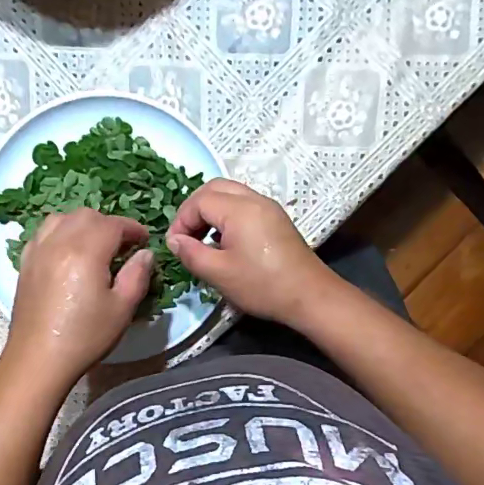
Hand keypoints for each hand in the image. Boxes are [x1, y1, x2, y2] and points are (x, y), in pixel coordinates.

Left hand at [4, 208, 153, 383]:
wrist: (38, 359)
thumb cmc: (85, 337)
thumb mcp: (122, 309)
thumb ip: (137, 275)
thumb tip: (145, 254)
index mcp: (85, 251)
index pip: (113, 225)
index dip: (133, 228)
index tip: (144, 241)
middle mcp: (58, 242)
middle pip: (86, 216)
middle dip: (109, 224)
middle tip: (124, 246)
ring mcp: (38, 251)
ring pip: (62, 219)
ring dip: (83, 224)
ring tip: (96, 245)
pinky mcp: (26, 264)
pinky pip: (44, 233)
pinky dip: (61, 232)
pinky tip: (69, 252)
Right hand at [165, 178, 338, 325]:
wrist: (309, 296)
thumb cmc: (262, 285)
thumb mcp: (219, 273)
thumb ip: (191, 253)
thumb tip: (174, 241)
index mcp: (239, 209)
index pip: (199, 201)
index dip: (181, 220)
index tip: (175, 245)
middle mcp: (255, 200)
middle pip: (215, 188)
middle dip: (194, 209)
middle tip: (186, 236)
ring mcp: (269, 208)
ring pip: (231, 195)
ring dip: (211, 211)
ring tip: (202, 240)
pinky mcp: (277, 220)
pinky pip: (245, 205)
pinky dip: (227, 215)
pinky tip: (224, 242)